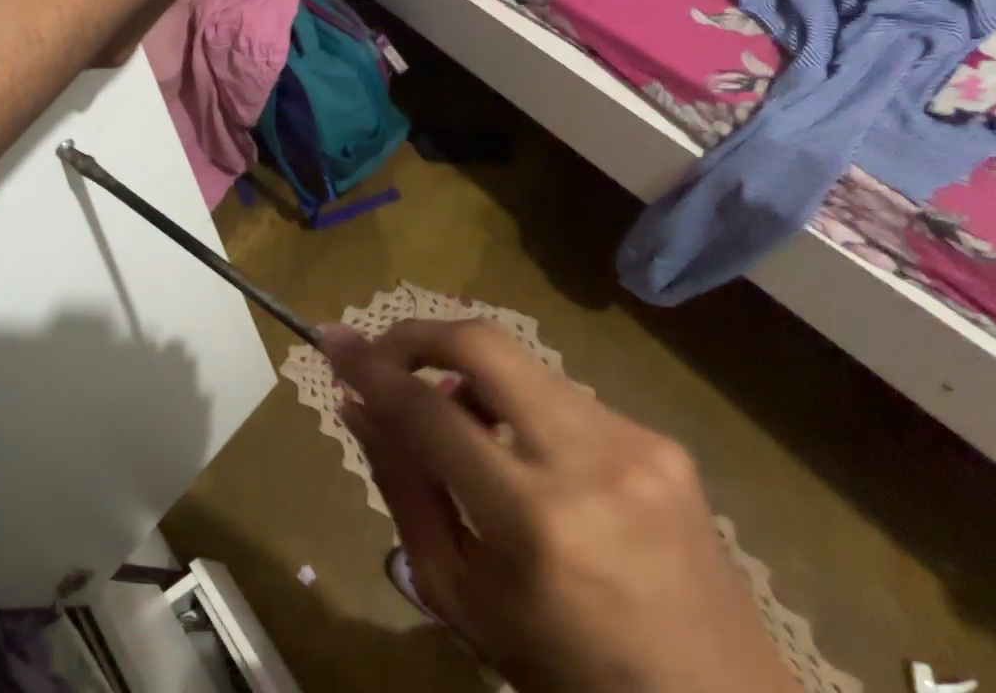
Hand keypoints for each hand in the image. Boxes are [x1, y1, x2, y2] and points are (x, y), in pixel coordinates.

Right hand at [322, 320, 799, 692]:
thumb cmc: (560, 664)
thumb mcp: (456, 590)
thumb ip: (403, 487)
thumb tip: (357, 406)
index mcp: (531, 516)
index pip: (426, 409)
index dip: (368, 366)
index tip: (330, 338)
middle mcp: (591, 459)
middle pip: (484, 344)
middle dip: (417, 335)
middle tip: (381, 356)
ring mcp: (639, 442)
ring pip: (522, 365)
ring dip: (466, 375)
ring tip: (449, 423)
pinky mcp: (664, 442)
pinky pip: (562, 396)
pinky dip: (515, 405)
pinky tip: (513, 450)